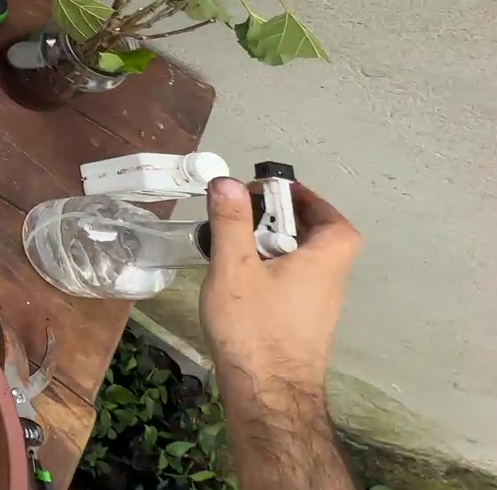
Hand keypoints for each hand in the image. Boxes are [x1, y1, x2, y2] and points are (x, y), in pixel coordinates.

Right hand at [200, 178, 360, 397]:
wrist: (265, 384)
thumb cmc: (252, 321)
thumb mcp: (233, 265)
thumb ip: (231, 222)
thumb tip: (228, 180)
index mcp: (321, 265)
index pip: (337, 226)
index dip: (312, 202)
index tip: (274, 189)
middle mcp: (326, 282)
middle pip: (318, 240)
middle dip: (282, 216)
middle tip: (242, 207)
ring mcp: (313, 303)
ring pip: (301, 259)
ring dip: (270, 239)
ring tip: (228, 235)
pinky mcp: (297, 317)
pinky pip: (289, 276)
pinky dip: (266, 261)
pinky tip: (234, 269)